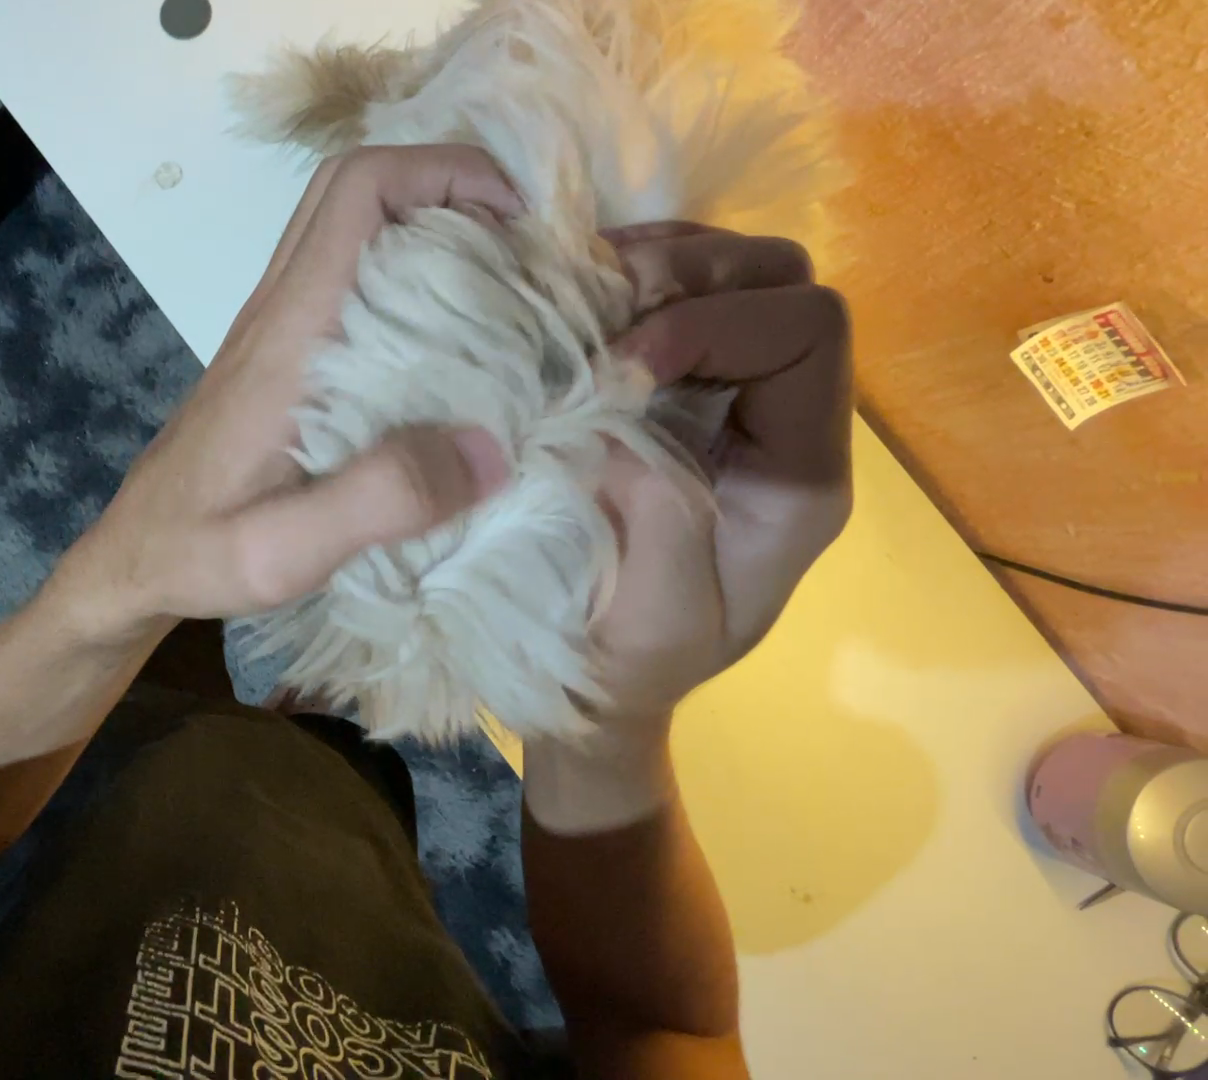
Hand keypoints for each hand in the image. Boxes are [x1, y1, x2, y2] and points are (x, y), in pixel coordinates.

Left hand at [53, 146, 521, 638]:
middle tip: (511, 244)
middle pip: (347, 192)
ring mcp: (270, 336)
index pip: (354, 196)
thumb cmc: (197, 552)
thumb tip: (490, 450)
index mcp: (284, 338)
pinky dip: (397, 281)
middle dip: (438, 187)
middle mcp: (275, 317)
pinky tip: (441, 347)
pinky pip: (340, 286)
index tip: (515, 218)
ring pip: (343, 234)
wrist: (135, 558)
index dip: (440, 173)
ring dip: (419, 230)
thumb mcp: (283, 549)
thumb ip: (378, 501)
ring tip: (493, 287)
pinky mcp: (273, 365)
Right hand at [528, 223, 853, 832]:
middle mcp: (771, 419)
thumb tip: (614, 419)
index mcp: (797, 473)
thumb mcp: (658, 618)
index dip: (713, 324)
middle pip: (781, 281)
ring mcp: (714, 400)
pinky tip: (567, 302)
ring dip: (652, 262)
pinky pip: (661, 303)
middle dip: (692, 269)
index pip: (806, 336)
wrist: (603, 678)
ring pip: (727, 274)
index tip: (617, 366)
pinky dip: (615, 284)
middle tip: (598, 298)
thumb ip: (660, 520)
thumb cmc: (634, 662)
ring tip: (575, 288)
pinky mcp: (659, 398)